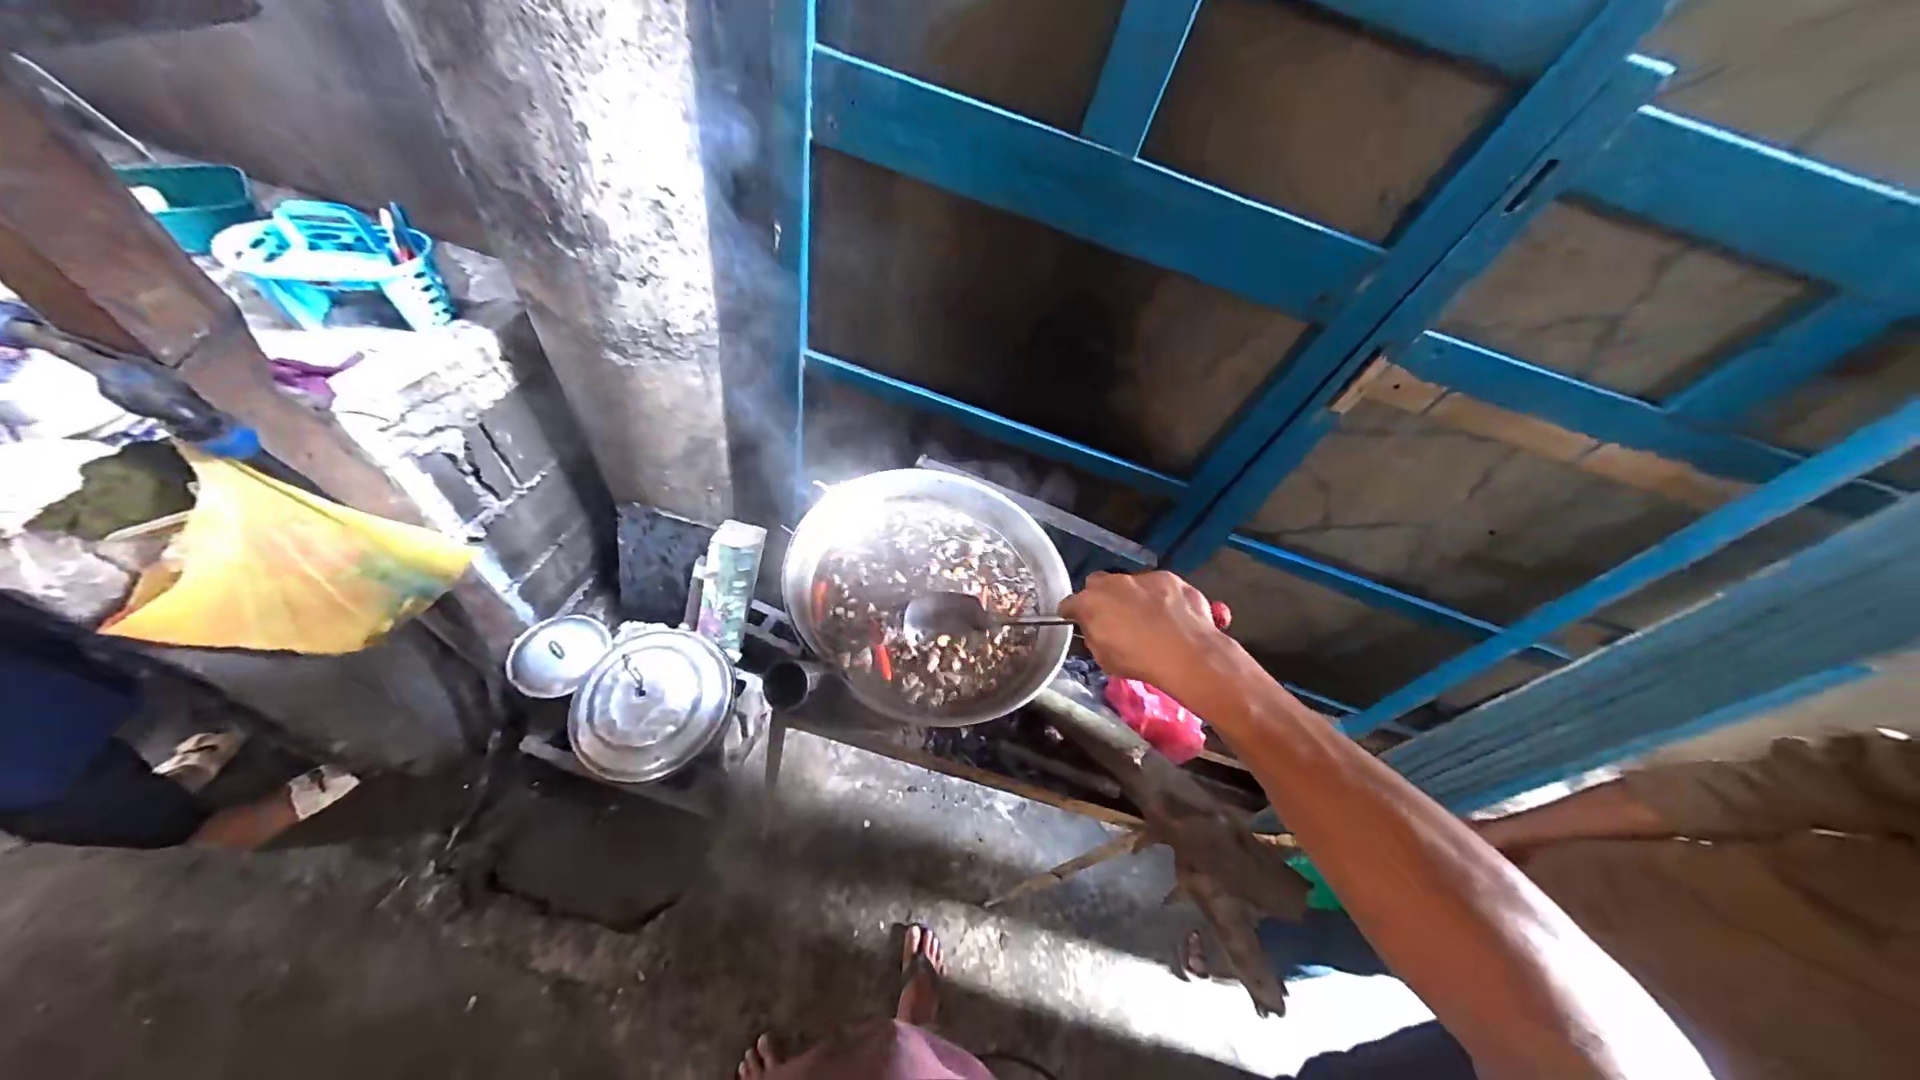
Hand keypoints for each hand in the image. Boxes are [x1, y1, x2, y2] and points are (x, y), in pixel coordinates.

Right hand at [1058, 571, 1229, 687]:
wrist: (1187, 654)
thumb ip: (1093, 636)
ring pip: (1131, 583)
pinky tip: (1172, 615)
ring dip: (1134, 596)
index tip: (1078, 621)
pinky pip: (1160, 586)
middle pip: (1098, 584)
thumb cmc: (1139, 661)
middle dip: (1102, 597)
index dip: (1073, 613)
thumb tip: (1094, 628)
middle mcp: (1112, 583)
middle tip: (1114, 617)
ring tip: (1150, 618)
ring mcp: (1143, 577)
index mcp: (1089, 602)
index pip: (1070, 603)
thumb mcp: (1103, 658)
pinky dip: (1162, 597)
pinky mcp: (1170, 578)